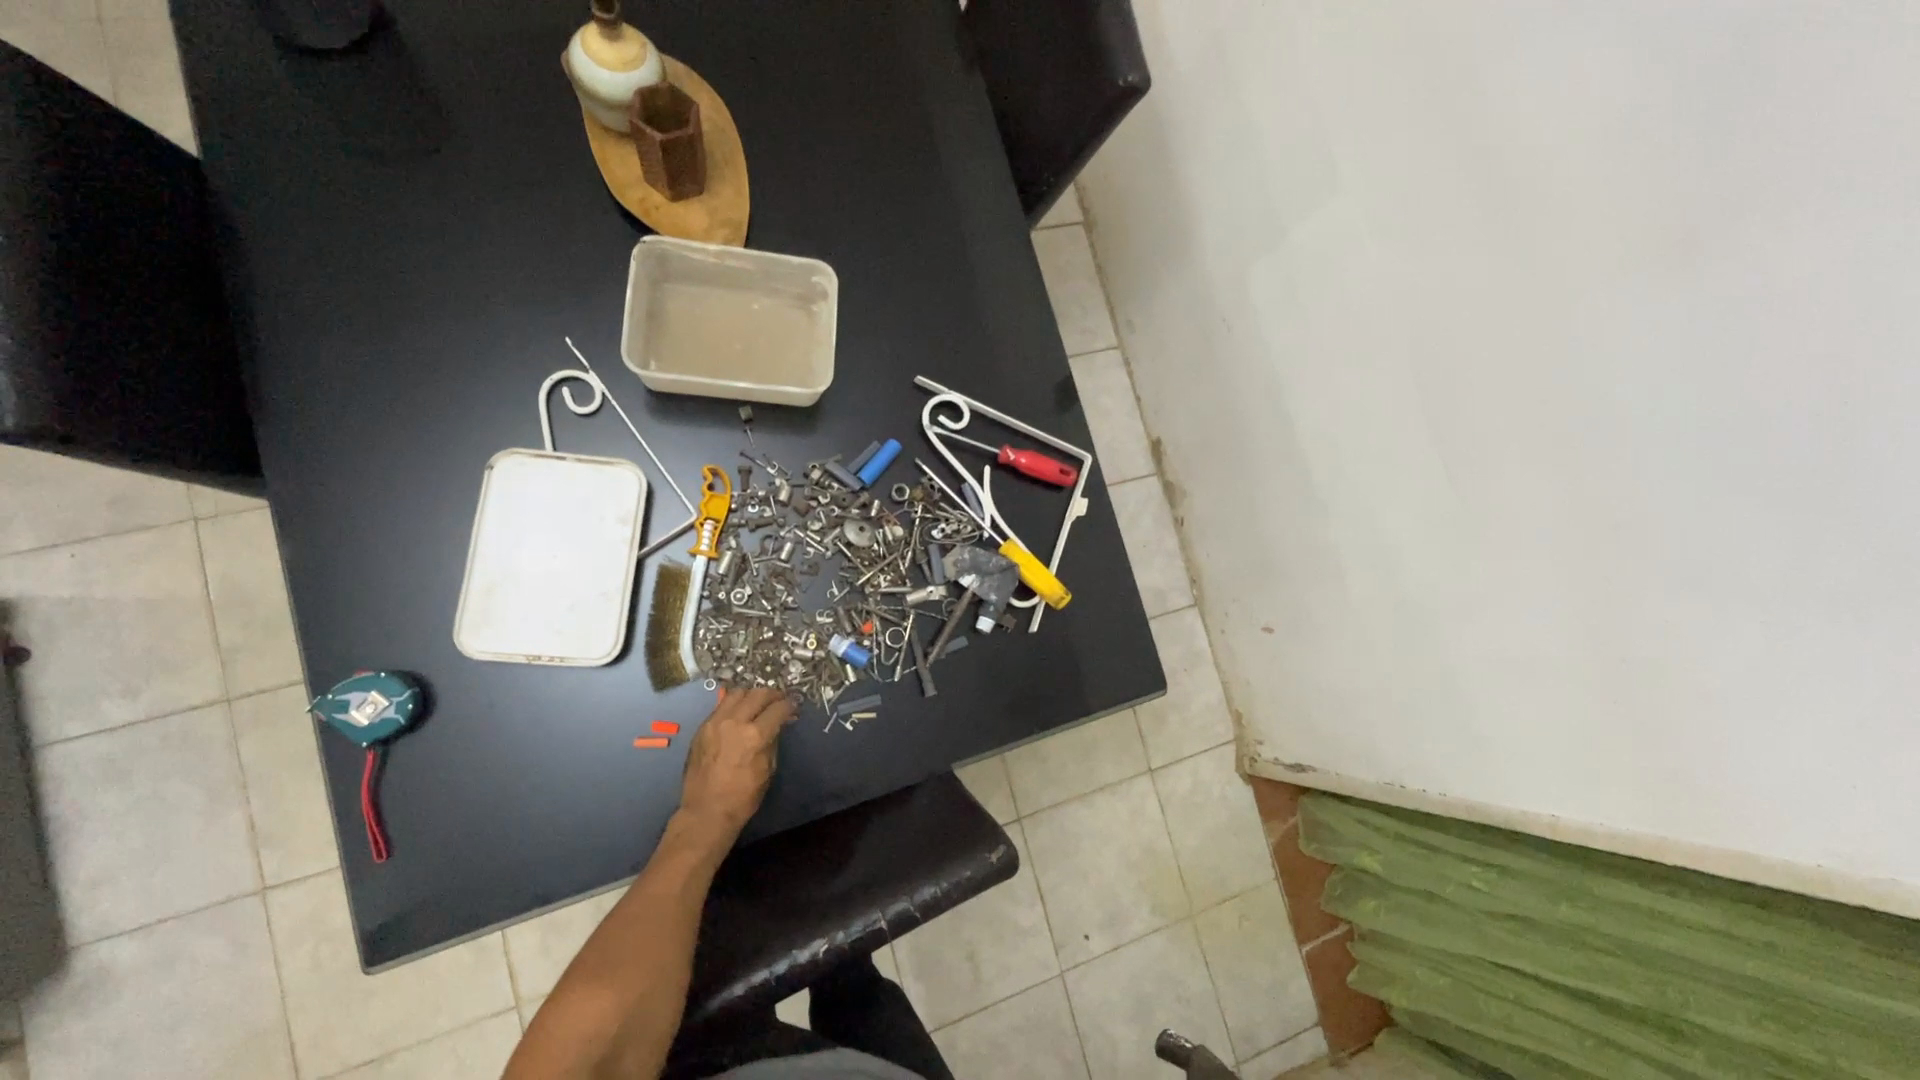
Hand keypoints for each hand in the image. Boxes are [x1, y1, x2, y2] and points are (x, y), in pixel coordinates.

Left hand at [678, 687, 795, 839]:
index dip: (790, 705)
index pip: (778, 708)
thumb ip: (773, 742)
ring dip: (752, 695)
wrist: (706, 811)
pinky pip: (721, 706)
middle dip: (773, 694)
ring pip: (737, 693)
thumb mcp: (768, 770)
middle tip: (779, 701)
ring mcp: (715, 723)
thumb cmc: (743, 797)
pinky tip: (740, 714)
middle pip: (758, 693)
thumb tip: (777, 726)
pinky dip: (734, 705)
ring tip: (758, 703)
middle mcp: (734, 722)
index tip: (795, 706)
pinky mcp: (702, 728)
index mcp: (755, 735)